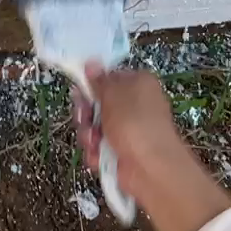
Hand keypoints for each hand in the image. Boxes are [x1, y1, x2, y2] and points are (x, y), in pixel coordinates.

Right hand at [75, 66, 230, 230]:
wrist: (151, 167)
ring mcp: (130, 130)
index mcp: (139, 83)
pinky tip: (99, 157)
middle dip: (87, 113)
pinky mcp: (123, 152)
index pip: (111, 77)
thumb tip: (91, 63)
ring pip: (97, 127)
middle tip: (83, 117)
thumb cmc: (133, 122)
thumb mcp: (112, 94)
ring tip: (94, 142)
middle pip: (100, 103)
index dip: (93, 84)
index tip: (79, 90)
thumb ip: (98, 80)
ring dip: (89, 135)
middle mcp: (136, 105)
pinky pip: (101, 147)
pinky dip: (97, 152)